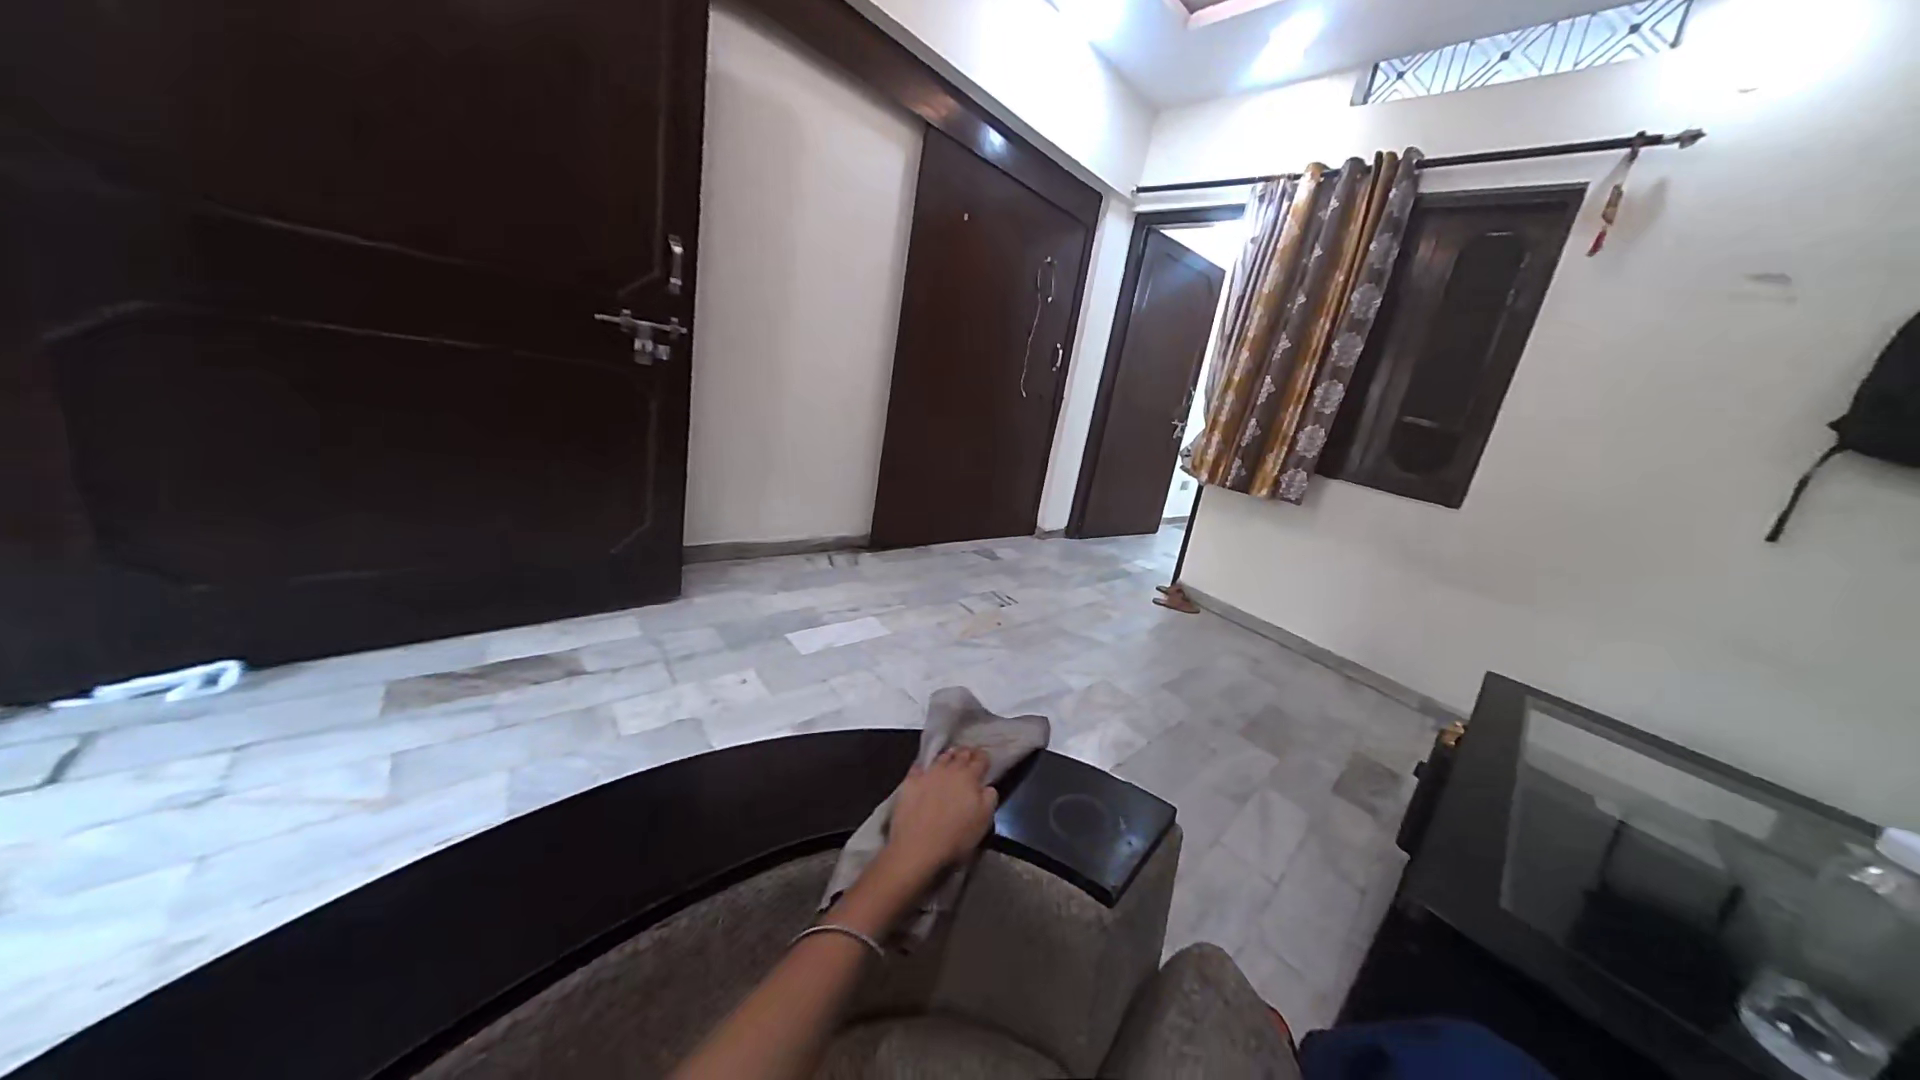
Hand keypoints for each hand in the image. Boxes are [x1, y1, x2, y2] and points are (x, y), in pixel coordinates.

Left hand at [883, 746, 998, 880]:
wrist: (918, 845)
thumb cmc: (957, 836)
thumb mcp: (984, 821)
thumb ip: (989, 798)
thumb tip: (988, 787)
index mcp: (969, 777)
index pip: (980, 760)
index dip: (984, 758)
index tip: (985, 758)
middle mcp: (949, 770)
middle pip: (960, 755)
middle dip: (966, 753)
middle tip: (968, 753)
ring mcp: (928, 774)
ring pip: (941, 758)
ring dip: (948, 756)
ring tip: (950, 756)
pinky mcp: (910, 782)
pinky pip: (919, 768)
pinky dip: (924, 767)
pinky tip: (924, 770)